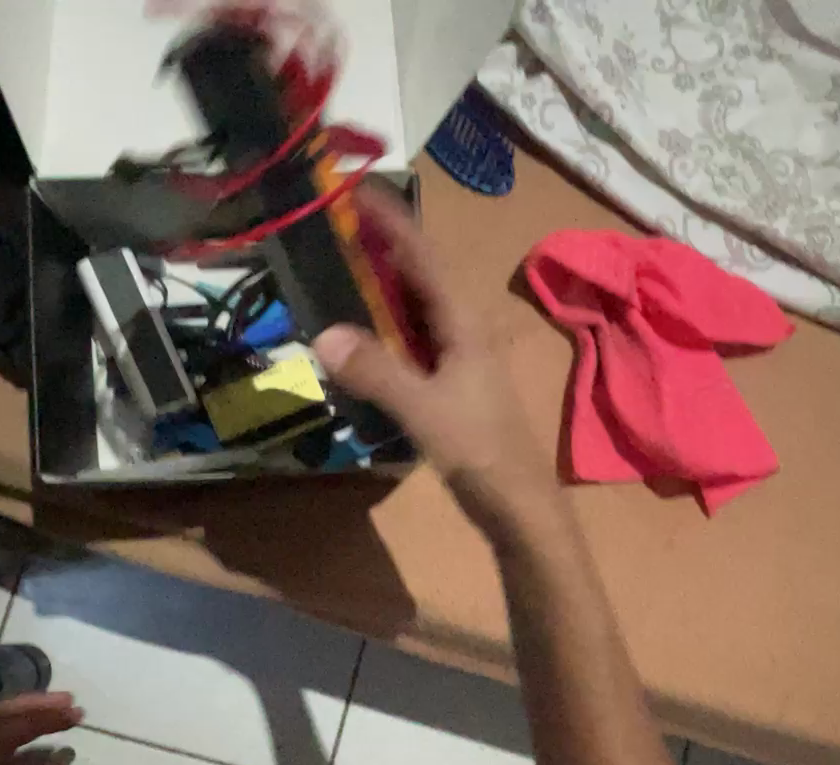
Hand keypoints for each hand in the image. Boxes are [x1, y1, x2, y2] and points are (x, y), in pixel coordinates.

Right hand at [312, 188, 560, 533]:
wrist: (515, 500)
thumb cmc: (478, 447)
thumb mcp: (423, 408)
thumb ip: (376, 372)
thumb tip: (324, 335)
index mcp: (462, 322)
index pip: (422, 255)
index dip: (392, 220)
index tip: (357, 188)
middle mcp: (460, 330)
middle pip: (417, 276)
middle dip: (379, 248)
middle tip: (334, 229)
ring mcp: (456, 358)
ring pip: (413, 310)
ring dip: (379, 289)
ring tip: (337, 271)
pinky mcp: (447, 385)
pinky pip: (409, 343)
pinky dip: (382, 331)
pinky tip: (358, 339)